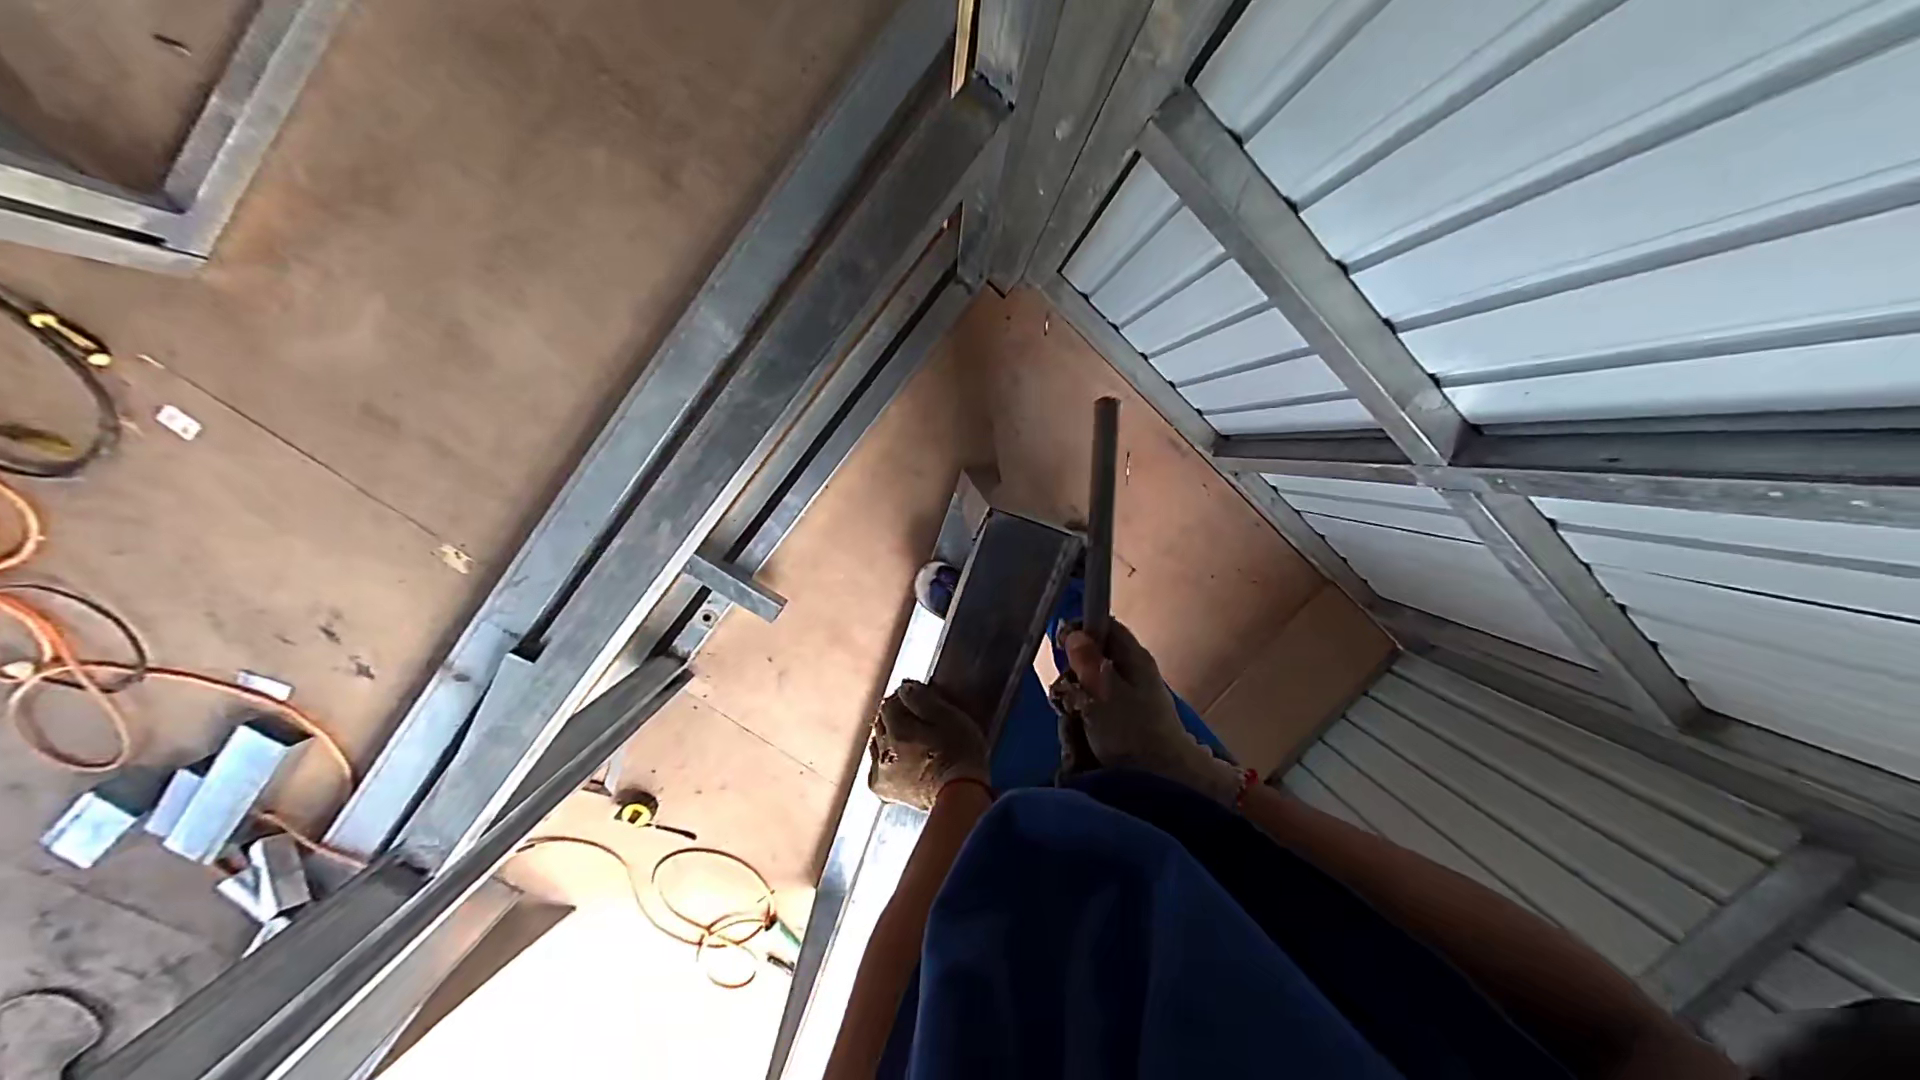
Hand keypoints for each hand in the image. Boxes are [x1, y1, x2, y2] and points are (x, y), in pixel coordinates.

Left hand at [866, 680, 989, 809]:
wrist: (962, 794)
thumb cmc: (960, 753)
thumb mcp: (949, 716)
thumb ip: (922, 699)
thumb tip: (904, 688)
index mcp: (897, 729)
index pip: (889, 704)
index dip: (902, 698)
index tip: (916, 699)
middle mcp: (883, 750)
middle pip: (881, 723)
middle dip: (894, 717)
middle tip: (916, 719)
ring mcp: (881, 771)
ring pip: (876, 744)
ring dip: (889, 739)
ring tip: (910, 741)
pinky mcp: (884, 790)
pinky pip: (876, 767)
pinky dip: (885, 761)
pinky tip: (900, 762)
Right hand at [1057, 620, 1242, 804]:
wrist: (1162, 778)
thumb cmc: (1132, 731)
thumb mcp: (1103, 691)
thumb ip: (1087, 661)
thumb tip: (1075, 632)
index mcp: (1133, 656)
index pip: (1104, 624)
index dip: (1080, 630)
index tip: (1060, 648)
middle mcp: (1132, 671)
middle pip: (1092, 656)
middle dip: (1073, 672)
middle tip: (1066, 692)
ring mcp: (1129, 696)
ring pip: (1089, 683)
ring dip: (1075, 697)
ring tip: (1074, 717)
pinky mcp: (1123, 719)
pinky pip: (1094, 706)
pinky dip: (1083, 715)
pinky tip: (1080, 729)